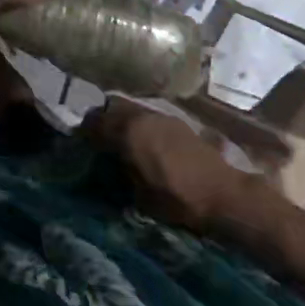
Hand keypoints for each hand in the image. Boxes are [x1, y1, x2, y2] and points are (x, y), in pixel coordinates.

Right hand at [82, 99, 243, 230]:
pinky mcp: (178, 122)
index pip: (93, 122)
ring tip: (120, 140)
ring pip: (131, 109)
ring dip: (121, 120)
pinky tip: (144, 142)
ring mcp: (161, 116)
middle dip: (101, 120)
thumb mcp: (138, 194)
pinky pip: (148, 116)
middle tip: (97, 138)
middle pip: (110, 107)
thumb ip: (119, 173)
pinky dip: (140, 124)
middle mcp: (141, 116)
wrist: (225, 195)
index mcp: (127, 131)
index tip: (79, 143)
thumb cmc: (177, 198)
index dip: (83, 133)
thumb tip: (108, 166)